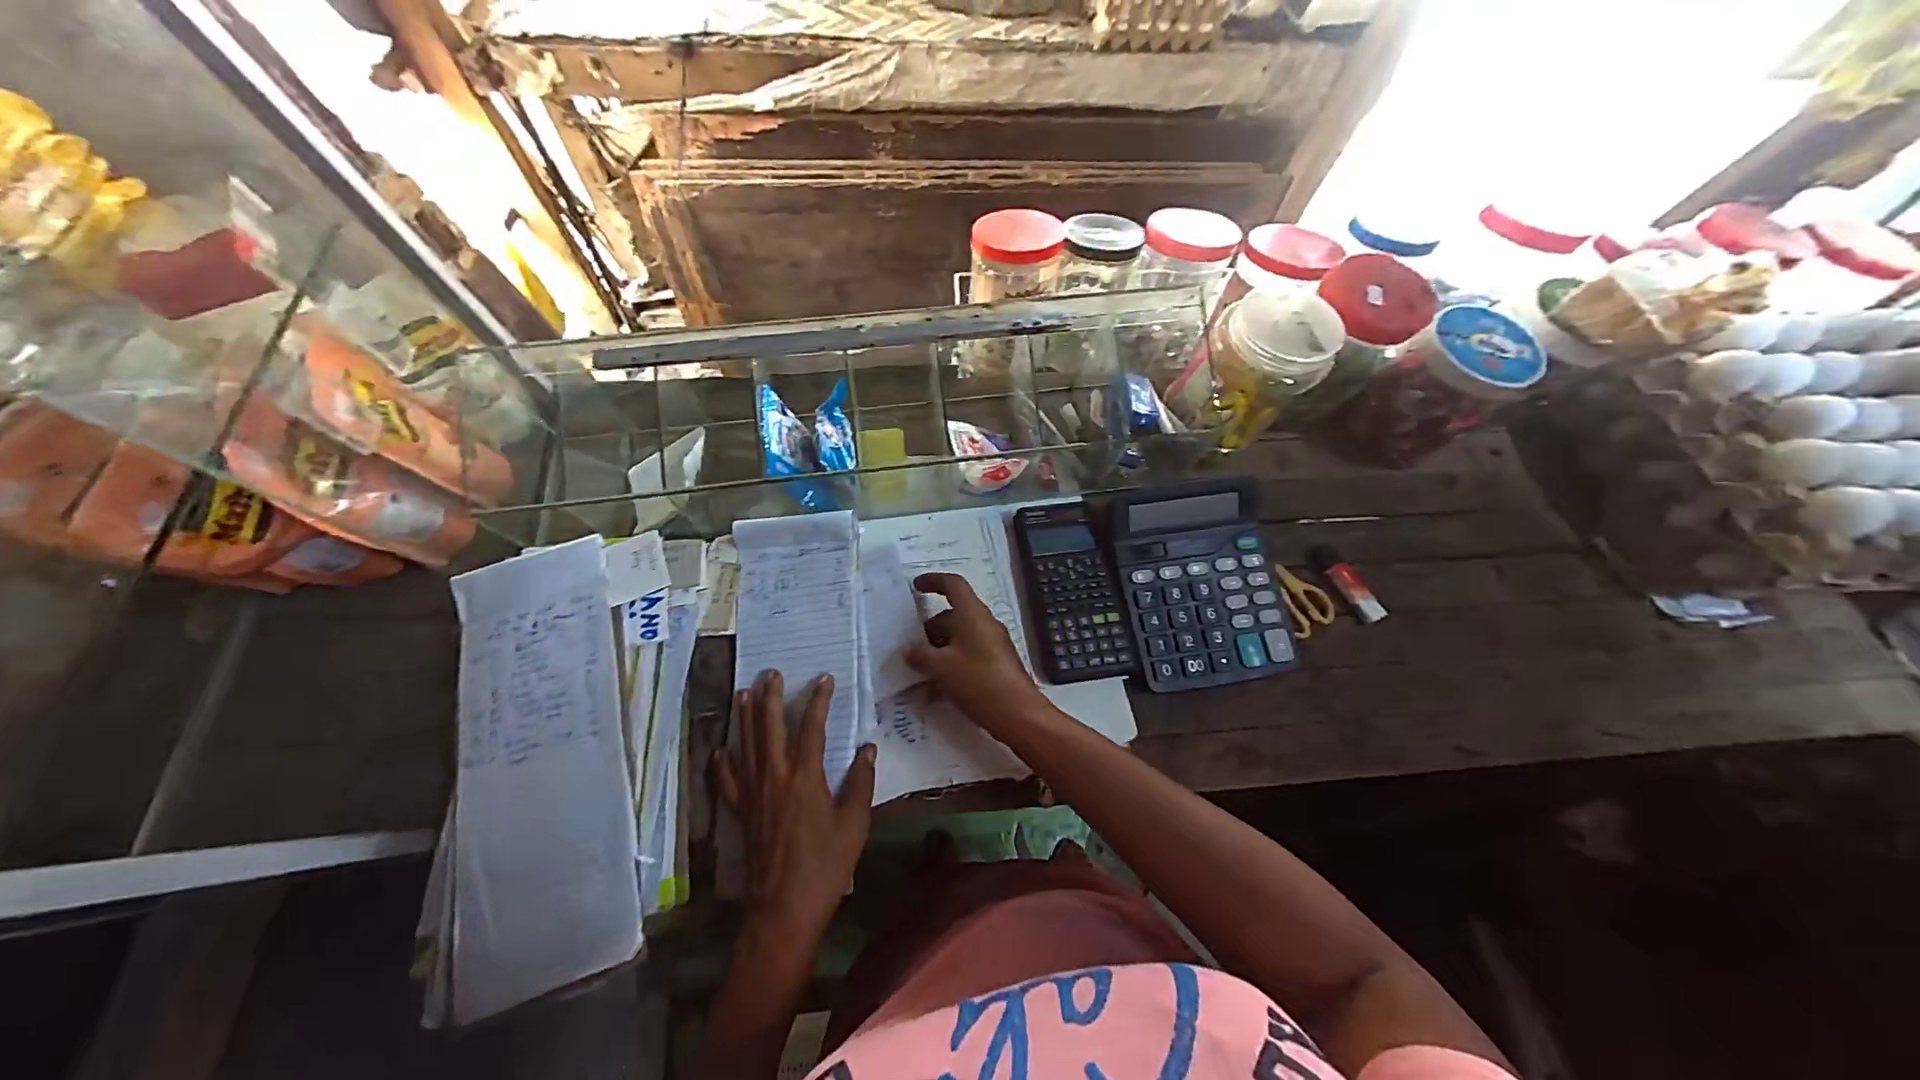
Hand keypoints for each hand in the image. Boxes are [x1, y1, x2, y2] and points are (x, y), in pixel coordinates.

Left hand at [714, 671, 874, 934]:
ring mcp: (754, 795)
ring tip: (744, 693)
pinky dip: (722, 763)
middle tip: (770, 673)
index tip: (824, 679)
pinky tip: (720, 749)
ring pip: (746, 747)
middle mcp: (775, 778)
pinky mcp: (742, 813)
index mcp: (806, 778)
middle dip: (770, 698)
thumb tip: (867, 748)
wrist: (785, 908)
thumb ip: (861, 782)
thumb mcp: (854, 824)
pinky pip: (728, 781)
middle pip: (769, 728)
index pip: (812, 728)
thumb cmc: (826, 866)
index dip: (818, 700)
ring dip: (745, 718)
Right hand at [905, 572, 1051, 736]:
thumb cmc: (979, 682)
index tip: (916, 586)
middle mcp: (984, 624)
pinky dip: (950, 665)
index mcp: (972, 615)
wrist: (1018, 714)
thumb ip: (920, 655)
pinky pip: (967, 656)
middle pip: (953, 615)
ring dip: (938, 650)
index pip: (953, 585)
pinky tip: (935, 691)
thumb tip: (910, 651)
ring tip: (919, 672)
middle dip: (929, 629)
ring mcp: (992, 645)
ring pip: (958, 638)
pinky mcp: (995, 665)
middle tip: (911, 647)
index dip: (933, 581)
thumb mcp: (941, 668)